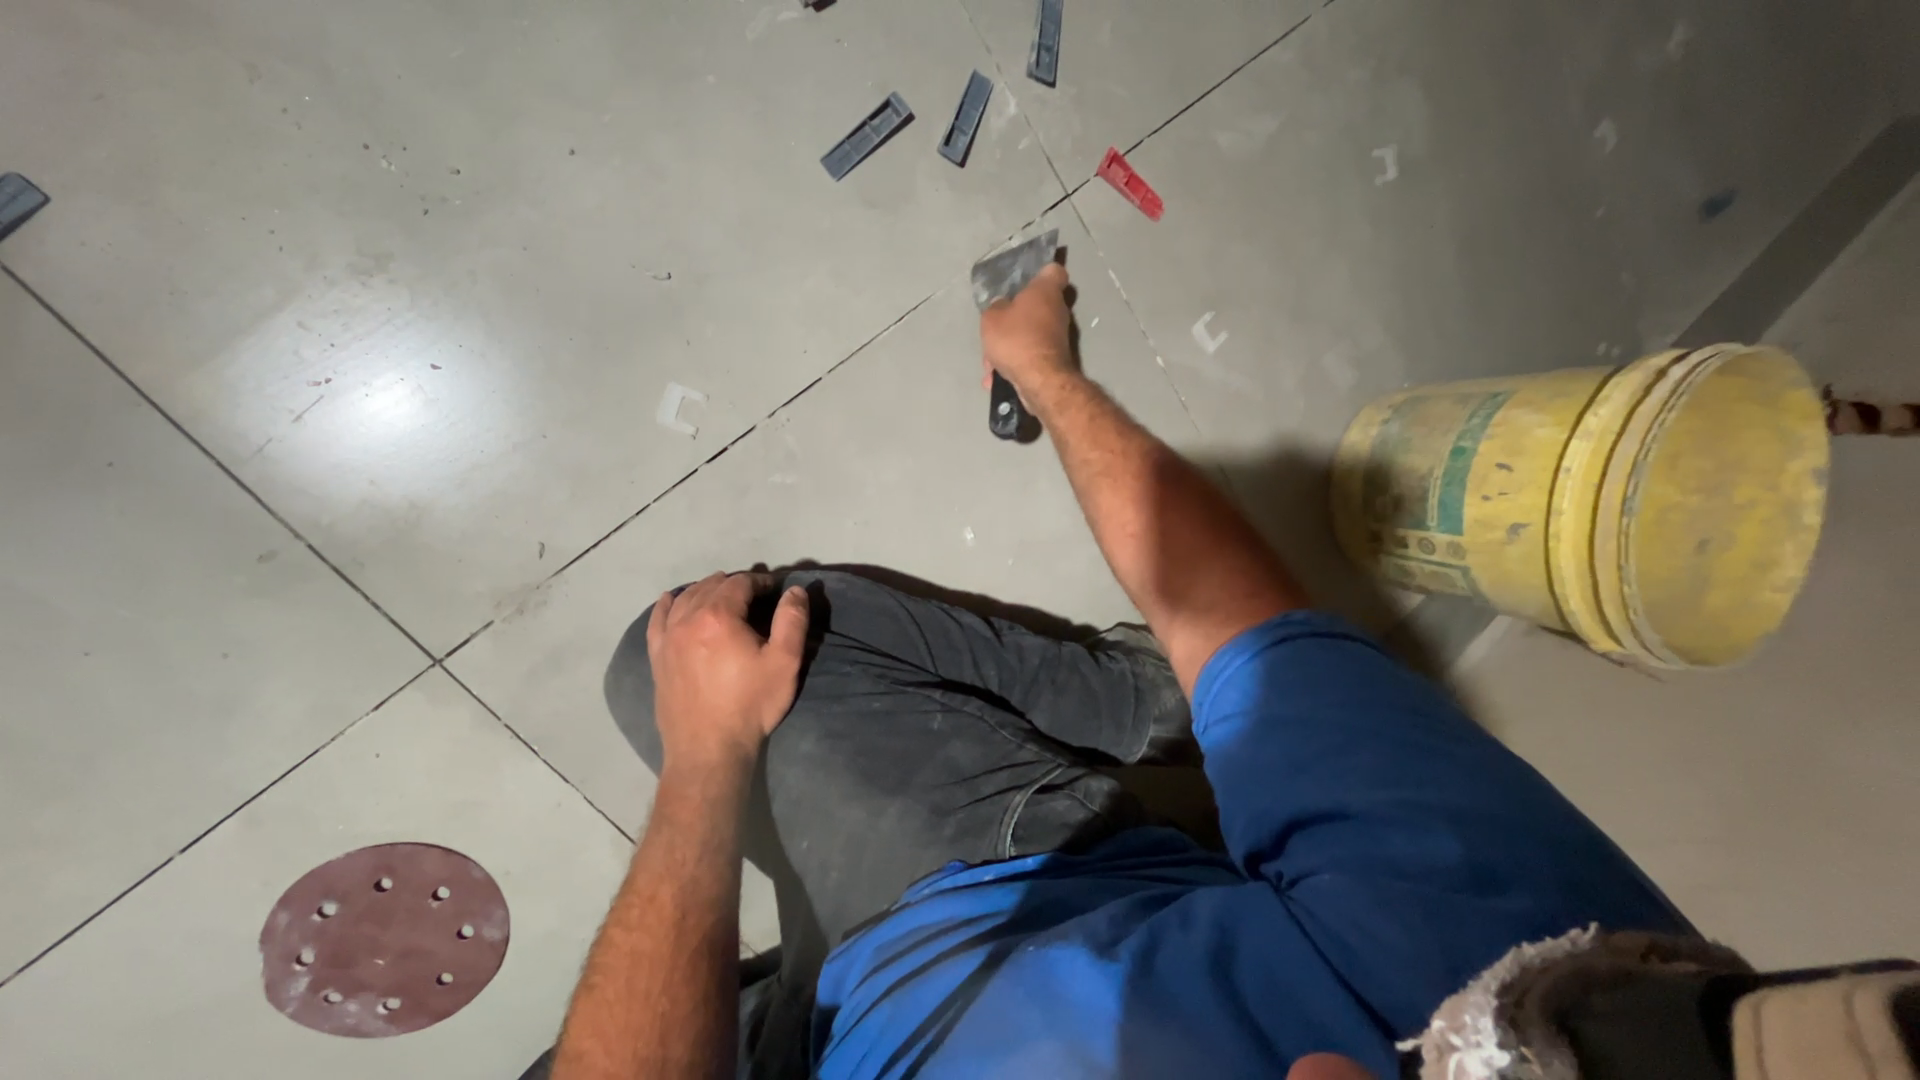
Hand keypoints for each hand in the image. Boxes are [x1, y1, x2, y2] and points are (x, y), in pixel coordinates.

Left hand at [647, 572, 809, 773]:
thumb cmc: (750, 705)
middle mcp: (688, 619)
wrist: (709, 749)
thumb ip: (792, 621)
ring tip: (722, 597)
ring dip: (706, 590)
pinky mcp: (657, 657)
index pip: (740, 583)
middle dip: (735, 585)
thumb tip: (795, 591)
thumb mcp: (784, 662)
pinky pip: (658, 619)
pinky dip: (668, 604)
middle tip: (755, 596)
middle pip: (711, 586)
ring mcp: (667, 638)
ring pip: (685, 598)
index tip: (776, 590)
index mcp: (719, 616)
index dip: (761, 582)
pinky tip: (672, 600)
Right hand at [980, 262, 1076, 395]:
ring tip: (990, 364)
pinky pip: (1028, 355)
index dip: (1040, 272)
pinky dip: (1013, 364)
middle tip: (995, 330)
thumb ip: (996, 308)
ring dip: (1008, 347)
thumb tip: (1003, 307)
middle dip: (1013, 319)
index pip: (1053, 270)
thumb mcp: (991, 318)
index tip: (1026, 280)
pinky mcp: (1053, 359)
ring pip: (1027, 335)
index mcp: (1045, 291)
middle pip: (1034, 307)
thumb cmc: (1016, 339)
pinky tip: (996, 378)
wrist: (1038, 380)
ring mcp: (1057, 336)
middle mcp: (1057, 310)